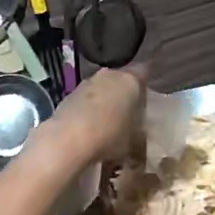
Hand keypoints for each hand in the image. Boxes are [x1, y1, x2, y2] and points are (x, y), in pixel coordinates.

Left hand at [30, 65, 145, 169]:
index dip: (145, 85)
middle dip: (123, 94)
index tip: (146, 100)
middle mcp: (110, 75)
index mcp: (130, 80)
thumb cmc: (110, 136)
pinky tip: (87, 128)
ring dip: (104, 101)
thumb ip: (138, 134)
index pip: (144, 72)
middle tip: (127, 114)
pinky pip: (85, 99)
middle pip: (121, 79)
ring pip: (101, 88)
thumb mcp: (133, 142)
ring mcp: (87, 82)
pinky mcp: (69, 94)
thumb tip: (137, 136)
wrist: (68, 139)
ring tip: (106, 123)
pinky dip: (87, 109)